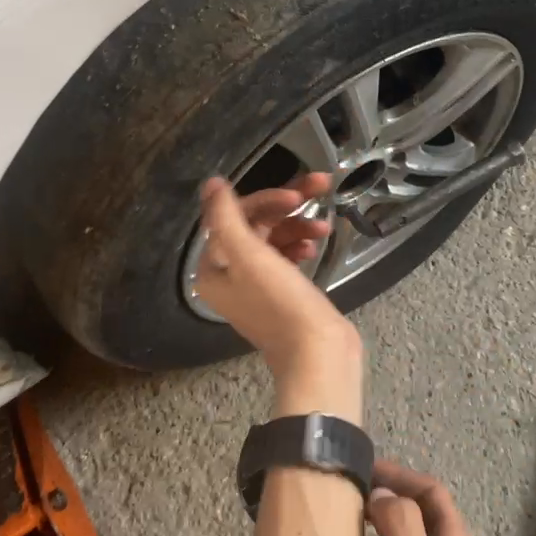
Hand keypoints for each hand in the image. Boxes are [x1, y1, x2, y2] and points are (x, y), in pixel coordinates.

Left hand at [197, 175, 358, 385]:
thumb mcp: (249, 256)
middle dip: (287, 207)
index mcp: (213, 268)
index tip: (296, 196)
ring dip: (299, 225)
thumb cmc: (280, 303)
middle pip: (255, 224)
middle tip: (320, 188)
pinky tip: (317, 245)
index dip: (265, 200)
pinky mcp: (282, 293)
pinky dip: (301, 245)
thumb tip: (211, 183)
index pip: (233, 215)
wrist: (317, 353)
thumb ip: (226, 216)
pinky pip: (287, 257)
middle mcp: (229, 276)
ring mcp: (256, 286)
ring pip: (274, 238)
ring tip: (324, 227)